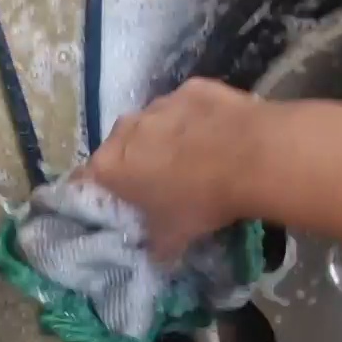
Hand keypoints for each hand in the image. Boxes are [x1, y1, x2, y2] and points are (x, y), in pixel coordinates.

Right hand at [83, 78, 264, 262]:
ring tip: (194, 156)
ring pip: (153, 123)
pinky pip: (187, 106)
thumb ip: (156, 244)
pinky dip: (196, 118)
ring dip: (164, 137)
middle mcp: (125, 129)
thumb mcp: (174, 236)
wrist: (256, 156)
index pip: (85, 179)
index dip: (99, 191)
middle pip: (120, 146)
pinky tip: (217, 133)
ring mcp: (159, 104)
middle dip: (134, 161)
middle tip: (159, 182)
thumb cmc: (201, 200)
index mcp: (109, 166)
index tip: (116, 200)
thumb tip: (157, 254)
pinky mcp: (194, 88)